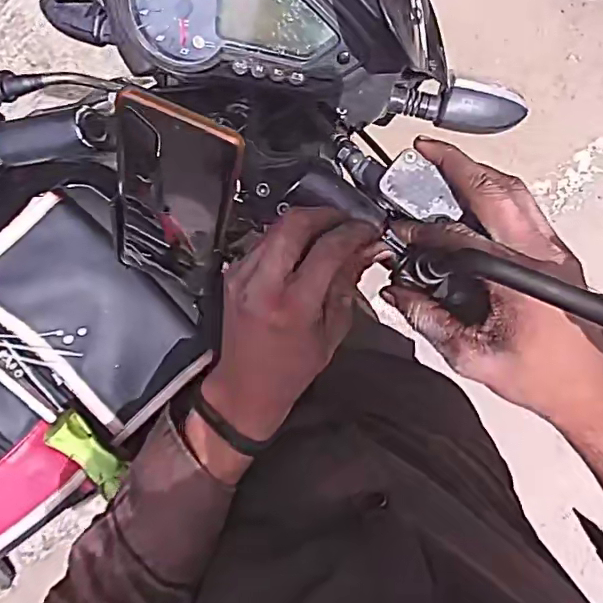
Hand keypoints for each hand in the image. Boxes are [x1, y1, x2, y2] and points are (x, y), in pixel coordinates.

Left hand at [188, 208, 380, 480]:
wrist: (245, 387)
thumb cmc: (287, 371)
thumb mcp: (331, 332)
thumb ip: (348, 284)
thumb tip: (364, 250)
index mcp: (292, 305)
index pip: (328, 248)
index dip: (355, 232)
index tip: (368, 230)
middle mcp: (262, 285)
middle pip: (296, 222)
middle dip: (329, 215)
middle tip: (349, 222)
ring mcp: (243, 276)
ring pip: (278, 226)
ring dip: (308, 223)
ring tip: (330, 233)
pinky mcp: (234, 273)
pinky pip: (265, 240)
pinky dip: (289, 237)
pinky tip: (304, 248)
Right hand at [384, 140, 602, 538]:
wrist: (593, 392)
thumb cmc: (545, 379)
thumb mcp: (475, 358)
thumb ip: (430, 322)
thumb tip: (397, 295)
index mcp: (523, 277)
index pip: (462, 236)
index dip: (424, 230)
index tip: (400, 231)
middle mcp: (544, 253)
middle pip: (500, 189)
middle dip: (459, 163)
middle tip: (426, 150)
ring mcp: (556, 249)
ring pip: (518, 192)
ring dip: (481, 172)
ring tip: (447, 164)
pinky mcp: (560, 254)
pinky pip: (526, 207)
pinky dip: (496, 191)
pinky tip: (475, 197)